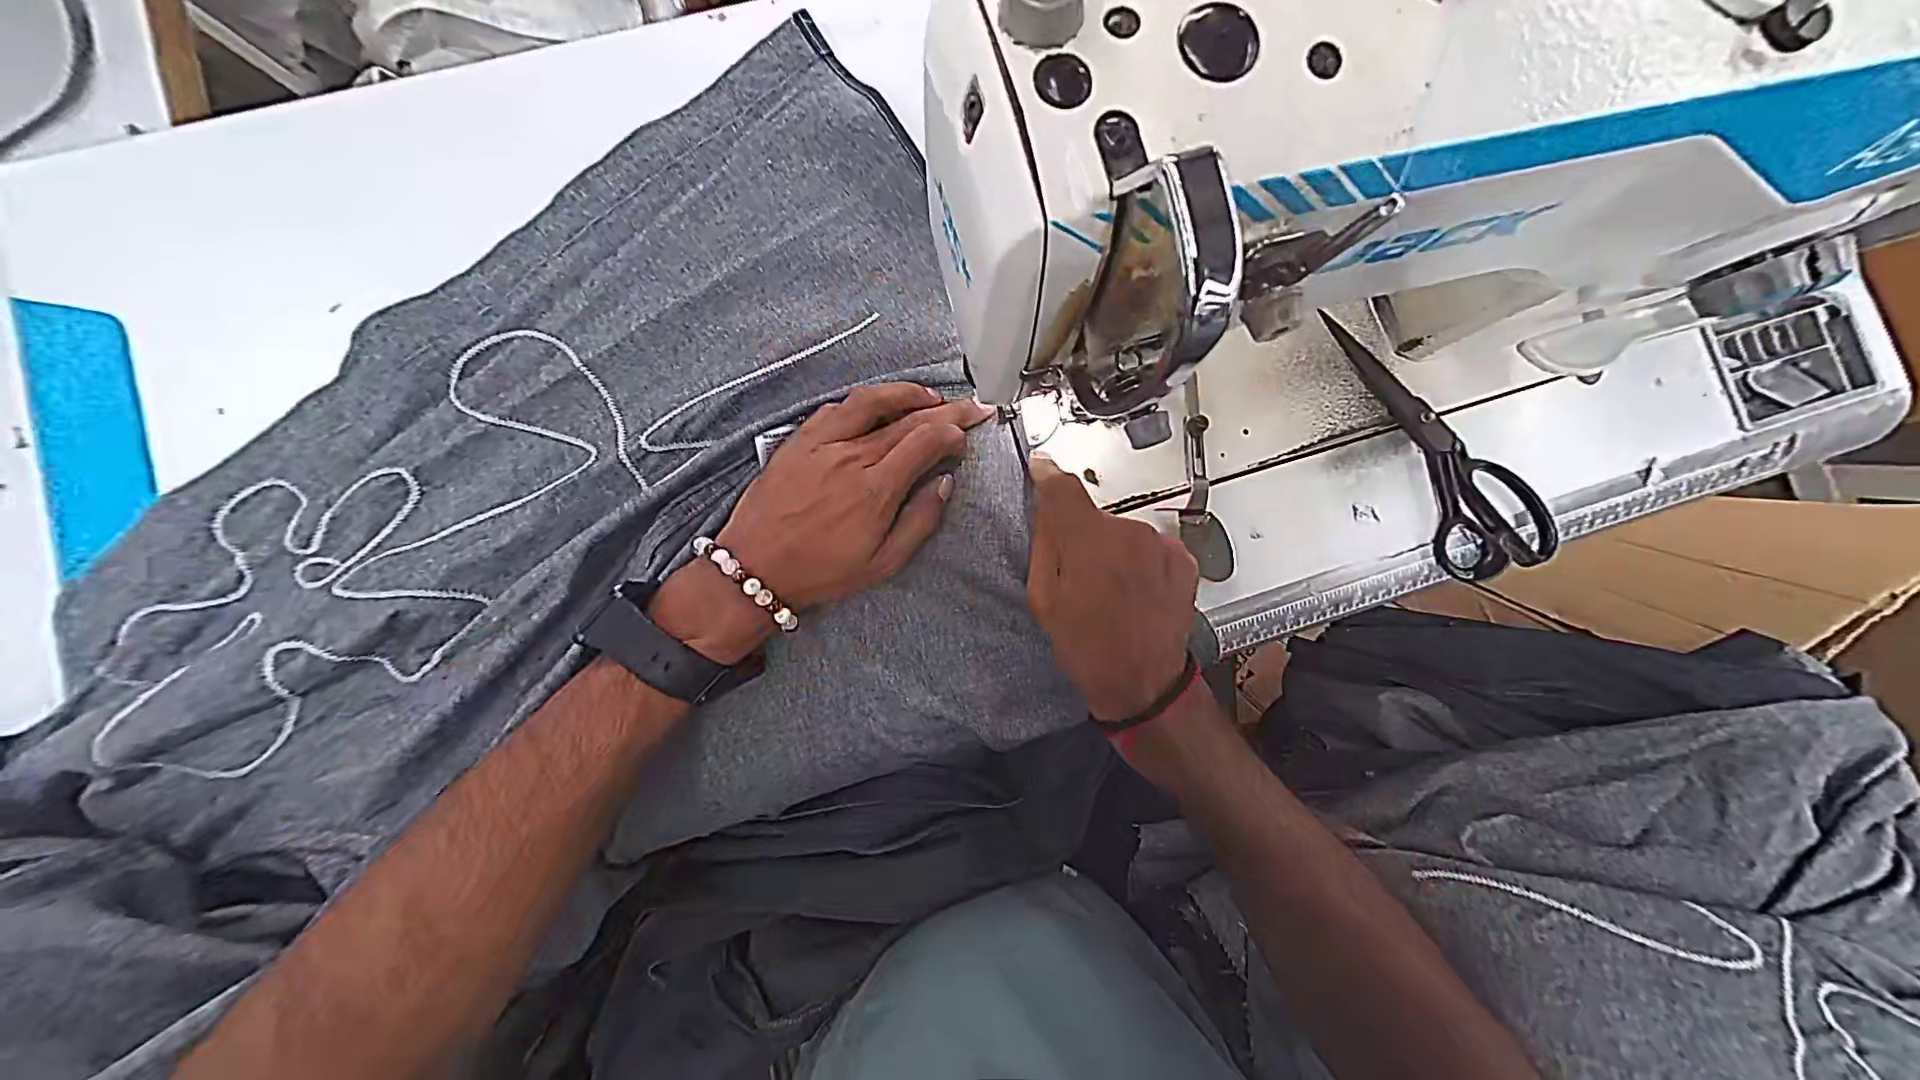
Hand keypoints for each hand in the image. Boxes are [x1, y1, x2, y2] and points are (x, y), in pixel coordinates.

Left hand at [649, 383, 993, 662]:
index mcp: (876, 489)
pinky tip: (876, 406)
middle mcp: (851, 458)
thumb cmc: (818, 570)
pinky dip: (863, 401)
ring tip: (929, 396)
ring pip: (872, 402)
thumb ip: (920, 521)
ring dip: (906, 393)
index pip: (926, 441)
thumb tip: (944, 486)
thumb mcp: (882, 563)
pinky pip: (836, 408)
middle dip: (946, 410)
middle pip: (909, 419)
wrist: (757, 566)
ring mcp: (823, 444)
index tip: (964, 434)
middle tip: (968, 406)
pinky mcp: (799, 442)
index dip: (953, 432)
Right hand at [1026, 455, 1199, 722]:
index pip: (1062, 486)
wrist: (1142, 682)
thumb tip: (1047, 511)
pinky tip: (1135, 592)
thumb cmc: (1091, 649)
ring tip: (1111, 591)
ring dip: (1114, 549)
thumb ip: (1045, 543)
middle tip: (1080, 574)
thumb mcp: (1044, 598)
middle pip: (1095, 513)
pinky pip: (1149, 546)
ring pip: (1123, 530)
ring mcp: (1159, 545)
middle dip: (1083, 534)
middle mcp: (1128, 533)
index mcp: (1087, 541)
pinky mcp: (1181, 558)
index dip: (1048, 475)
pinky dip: (1140, 561)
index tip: (1042, 469)